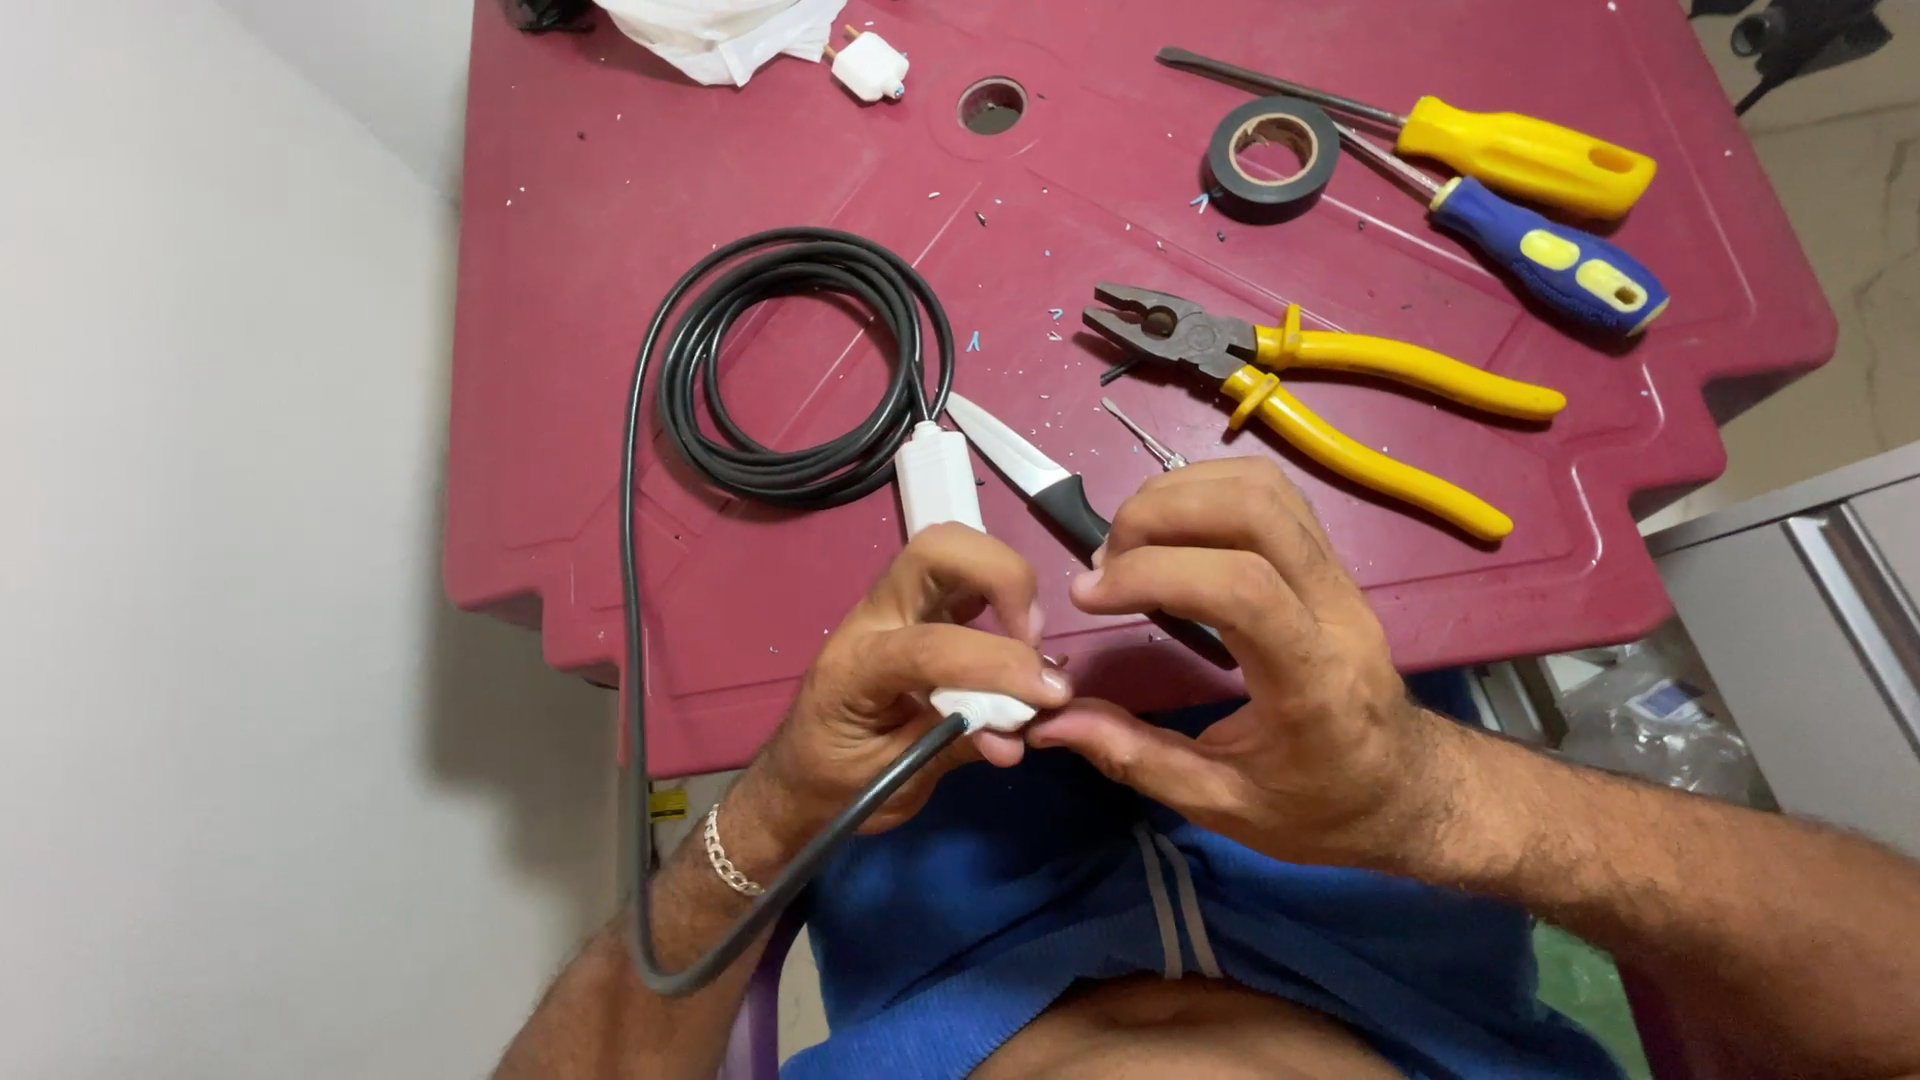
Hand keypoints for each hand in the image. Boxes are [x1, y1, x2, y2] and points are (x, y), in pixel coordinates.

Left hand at [754, 523, 1072, 838]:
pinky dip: (996, 590)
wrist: (798, 776)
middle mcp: (872, 620)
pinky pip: (958, 575)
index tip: (1050, 694)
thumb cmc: (837, 783)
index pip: (930, 646)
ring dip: (1002, 576)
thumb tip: (1019, 736)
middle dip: (1001, 574)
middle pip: (934, 549)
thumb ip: (955, 747)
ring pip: (947, 546)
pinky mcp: (913, 609)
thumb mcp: (894, 781)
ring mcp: (892, 607)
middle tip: (1032, 635)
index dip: (997, 664)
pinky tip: (1013, 633)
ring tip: (1027, 635)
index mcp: (855, 668)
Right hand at [1025, 458, 1459, 869]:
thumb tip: (1048, 723)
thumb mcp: (1222, 805)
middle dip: (1158, 514)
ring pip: (1263, 487)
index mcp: (1313, 681)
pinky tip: (1168, 531)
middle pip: (1254, 509)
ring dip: (1178, 494)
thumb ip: (1132, 758)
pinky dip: (1204, 491)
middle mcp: (1334, 609)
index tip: (1088, 597)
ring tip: (1130, 542)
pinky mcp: (1329, 561)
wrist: (1411, 790)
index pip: (1241, 587)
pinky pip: (1270, 495)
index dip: (1151, 574)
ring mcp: (1338, 576)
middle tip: (1106, 562)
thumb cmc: (1321, 808)